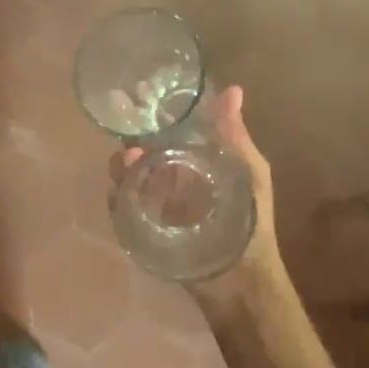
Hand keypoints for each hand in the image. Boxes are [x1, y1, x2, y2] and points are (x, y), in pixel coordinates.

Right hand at [108, 84, 285, 304]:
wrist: (242, 279)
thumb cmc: (252, 221)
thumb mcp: (249, 173)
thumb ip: (235, 136)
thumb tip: (232, 90)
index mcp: (194, 160)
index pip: (168, 128)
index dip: (154, 109)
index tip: (142, 88)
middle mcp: (169, 177)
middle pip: (141, 147)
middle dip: (129, 129)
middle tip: (120, 110)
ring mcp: (153, 203)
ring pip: (128, 174)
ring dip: (123, 162)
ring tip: (129, 155)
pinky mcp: (142, 228)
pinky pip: (122, 207)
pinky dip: (117, 195)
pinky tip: (119, 186)